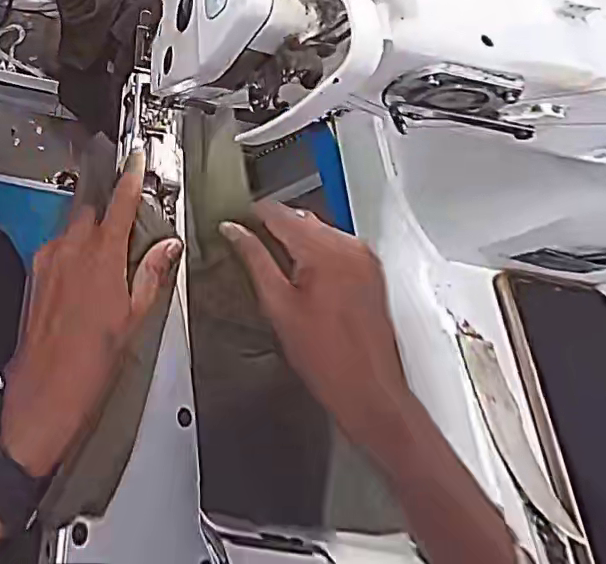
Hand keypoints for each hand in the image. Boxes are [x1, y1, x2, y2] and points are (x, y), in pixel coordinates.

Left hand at [0, 152, 181, 476]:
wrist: (42, 397)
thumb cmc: (90, 364)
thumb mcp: (134, 319)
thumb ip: (151, 273)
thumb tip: (168, 246)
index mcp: (101, 256)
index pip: (119, 203)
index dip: (130, 177)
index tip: (136, 160)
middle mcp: (70, 249)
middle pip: (93, 209)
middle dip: (110, 211)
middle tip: (128, 229)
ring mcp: (48, 260)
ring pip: (74, 227)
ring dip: (91, 232)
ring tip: (107, 262)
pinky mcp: (34, 273)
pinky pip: (58, 246)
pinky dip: (73, 250)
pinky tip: (84, 278)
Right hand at [220, 202, 415, 453]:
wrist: (370, 392)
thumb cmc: (328, 361)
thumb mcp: (278, 306)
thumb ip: (254, 260)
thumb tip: (234, 232)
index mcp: (324, 251)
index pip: (279, 213)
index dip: (253, 214)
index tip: (236, 220)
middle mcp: (349, 247)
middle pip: (300, 218)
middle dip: (274, 228)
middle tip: (249, 244)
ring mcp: (364, 257)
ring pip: (319, 229)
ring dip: (296, 239)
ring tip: (274, 265)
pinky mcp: (371, 270)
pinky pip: (337, 245)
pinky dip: (317, 251)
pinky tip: (304, 276)